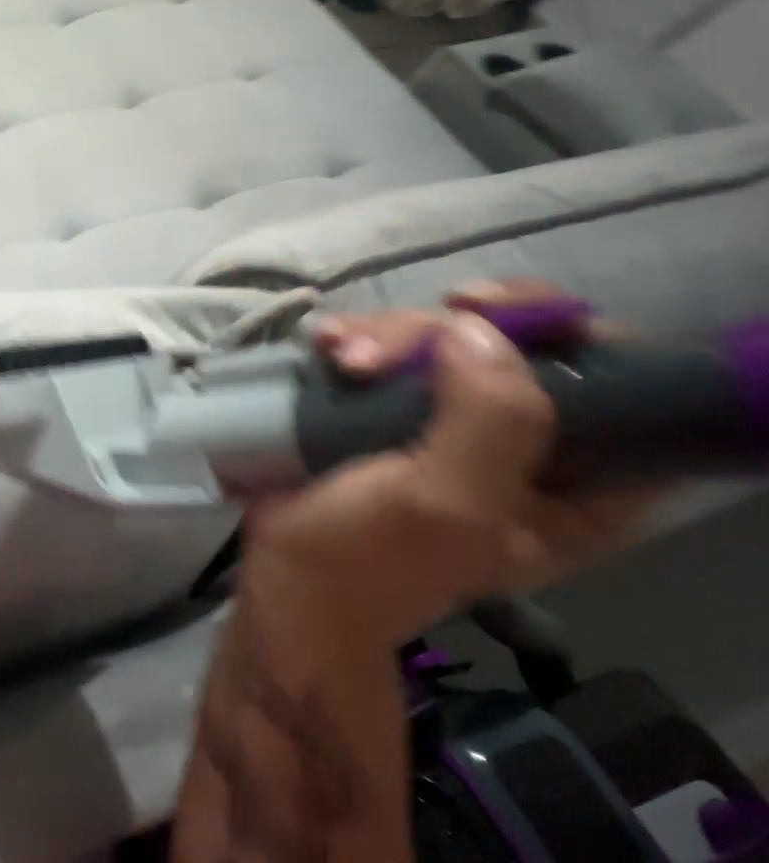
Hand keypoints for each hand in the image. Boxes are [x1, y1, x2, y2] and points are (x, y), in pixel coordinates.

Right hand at [245, 280, 666, 647]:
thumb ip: (490, 419)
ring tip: (337, 357)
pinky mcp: (385, 415)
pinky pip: (385, 355)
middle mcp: (521, 448)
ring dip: (385, 337)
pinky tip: (325, 349)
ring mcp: (447, 427)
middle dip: (441, 335)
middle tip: (375, 355)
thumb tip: (472, 328)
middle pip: (513, 348)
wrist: (283, 583)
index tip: (492, 316)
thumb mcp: (447, 502)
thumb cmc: (371, 560)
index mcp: (578, 485)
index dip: (570, 336)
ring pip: (441, 343)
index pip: (617, 385)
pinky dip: (354, 341)